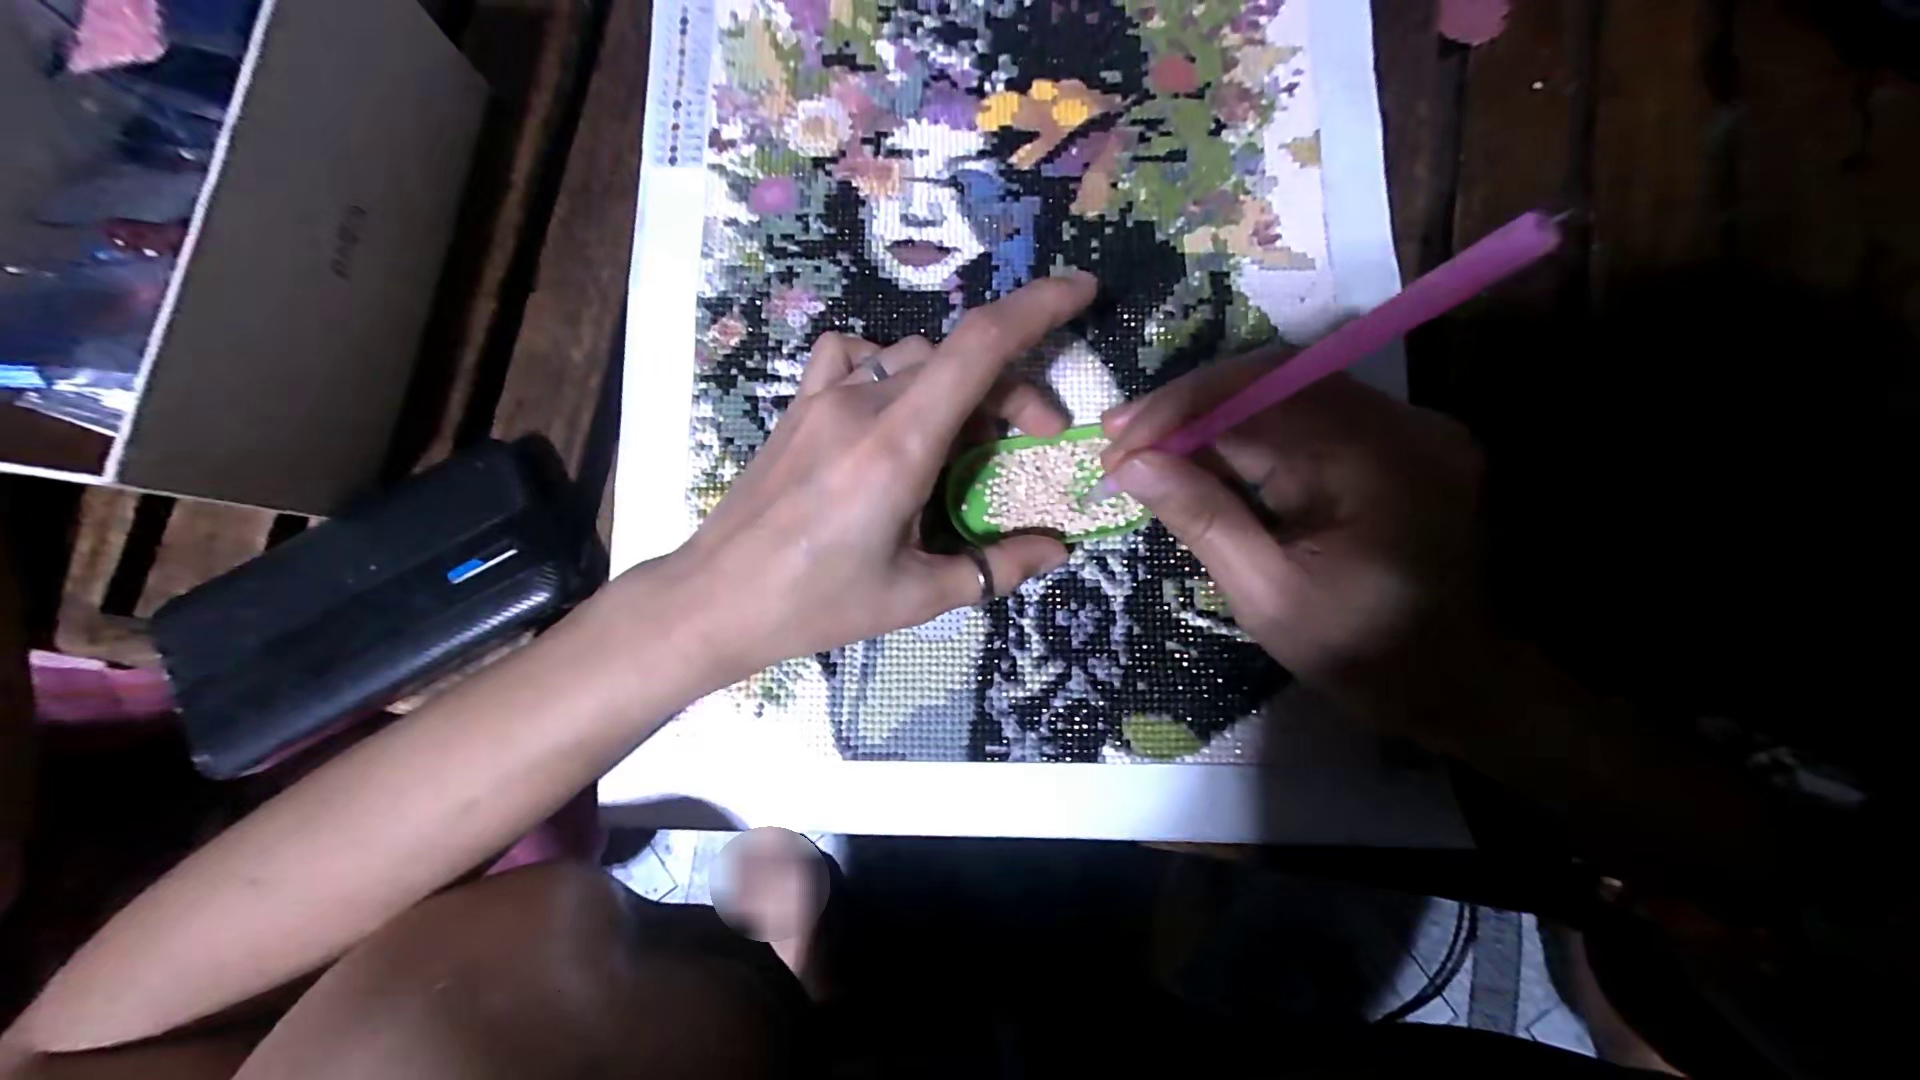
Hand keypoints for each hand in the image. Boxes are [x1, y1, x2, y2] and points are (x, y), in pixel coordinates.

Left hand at [604, 274, 1094, 682]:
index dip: (1039, 307)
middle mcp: (862, 402)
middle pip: (959, 356)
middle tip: (1035, 438)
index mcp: (898, 445)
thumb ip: (996, 568)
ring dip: (958, 383)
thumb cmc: (816, 605)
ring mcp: (824, 396)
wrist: (716, 599)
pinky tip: (892, 405)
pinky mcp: (799, 405)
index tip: (1083, 292)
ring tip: (965, 439)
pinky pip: (854, 353)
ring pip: (914, 354)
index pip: (980, 347)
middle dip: (1013, 387)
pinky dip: (891, 365)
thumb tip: (1058, 550)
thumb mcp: (917, 597)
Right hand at [1099, 354, 1485, 717]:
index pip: (1258, 402)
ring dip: (1207, 419)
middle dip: (1185, 408)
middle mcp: (1398, 424)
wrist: (1456, 686)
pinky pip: (1303, 421)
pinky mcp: (1390, 445)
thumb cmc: (1360, 653)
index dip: (1176, 413)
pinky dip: (1243, 437)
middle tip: (1118, 438)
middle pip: (1270, 382)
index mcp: (1375, 461)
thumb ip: (1202, 520)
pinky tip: (1197, 458)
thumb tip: (1132, 465)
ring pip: (1282, 395)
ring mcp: (1401, 429)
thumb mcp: (1267, 595)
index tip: (1114, 445)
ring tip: (1143, 447)